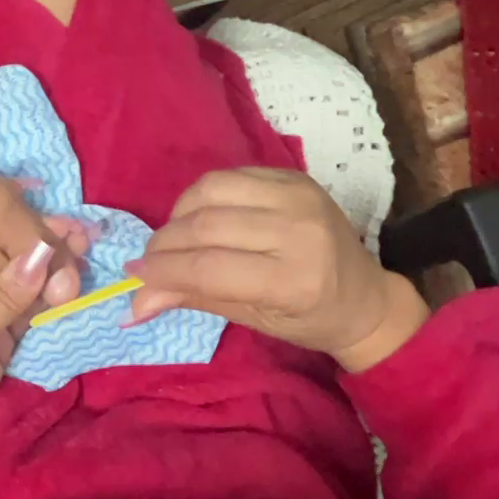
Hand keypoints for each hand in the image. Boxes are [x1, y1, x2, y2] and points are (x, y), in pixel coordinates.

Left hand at [0, 219, 85, 482]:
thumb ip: (3, 297)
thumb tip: (42, 253)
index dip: (25, 234)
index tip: (63, 223)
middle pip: (11, 266)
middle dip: (46, 252)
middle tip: (85, 235)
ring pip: (24, 290)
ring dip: (53, 275)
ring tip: (86, 252)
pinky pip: (28, 315)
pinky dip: (49, 304)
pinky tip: (72, 287)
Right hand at [125, 168, 428, 370]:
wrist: (365, 296)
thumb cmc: (308, 320)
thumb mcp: (252, 320)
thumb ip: (194, 299)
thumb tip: (133, 303)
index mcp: (294, 281)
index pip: (209, 268)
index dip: (163, 272)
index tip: (132, 279)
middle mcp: (299, 231)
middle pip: (206, 226)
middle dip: (163, 246)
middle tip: (145, 263)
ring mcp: (299, 197)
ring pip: (212, 191)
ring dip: (178, 216)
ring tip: (171, 240)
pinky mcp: (294, 177)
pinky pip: (229, 177)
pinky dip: (201, 197)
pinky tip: (197, 219)